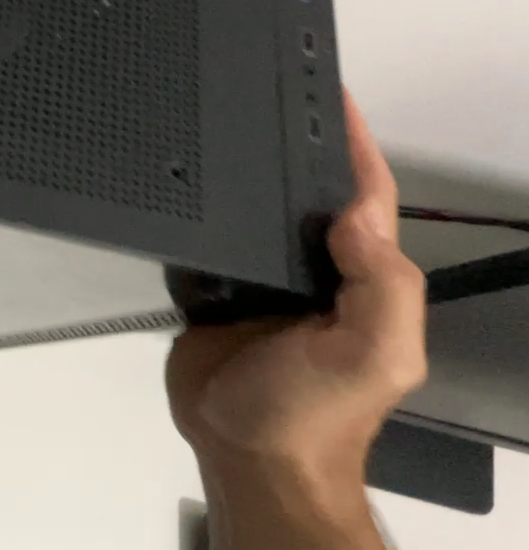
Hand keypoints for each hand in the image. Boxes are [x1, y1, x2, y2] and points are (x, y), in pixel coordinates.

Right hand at [166, 93, 427, 492]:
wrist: (243, 451)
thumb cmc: (311, 409)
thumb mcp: (372, 355)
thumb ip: (381, 289)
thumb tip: (354, 216)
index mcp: (360, 277)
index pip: (365, 200)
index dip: (354, 148)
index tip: (331, 97)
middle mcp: (311, 271)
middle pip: (304, 200)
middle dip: (292, 153)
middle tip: (253, 102)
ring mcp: (255, 282)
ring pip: (249, 220)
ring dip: (237, 183)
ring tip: (206, 136)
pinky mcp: (206, 294)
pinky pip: (200, 247)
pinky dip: (190, 220)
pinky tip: (169, 193)